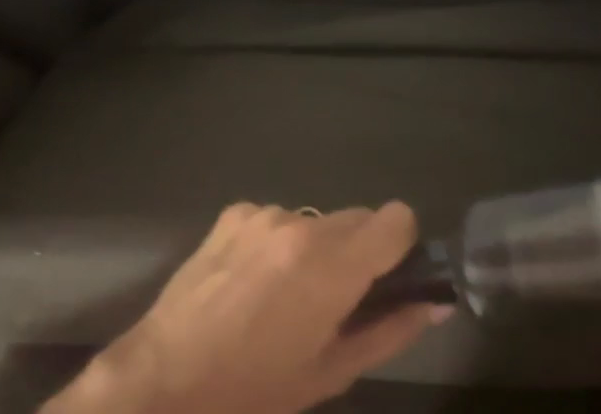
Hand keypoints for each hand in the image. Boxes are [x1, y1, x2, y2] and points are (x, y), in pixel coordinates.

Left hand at [45, 202, 447, 413]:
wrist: (165, 379)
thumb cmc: (255, 388)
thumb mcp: (332, 371)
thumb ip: (391, 329)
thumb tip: (435, 303)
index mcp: (331, 262)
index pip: (397, 217)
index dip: (400, 246)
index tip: (387, 279)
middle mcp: (301, 223)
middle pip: (358, 217)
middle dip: (358, 251)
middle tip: (335, 299)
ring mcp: (263, 213)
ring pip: (317, 219)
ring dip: (316, 247)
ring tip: (284, 296)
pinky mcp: (232, 213)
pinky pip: (277, 218)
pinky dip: (277, 242)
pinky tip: (252, 282)